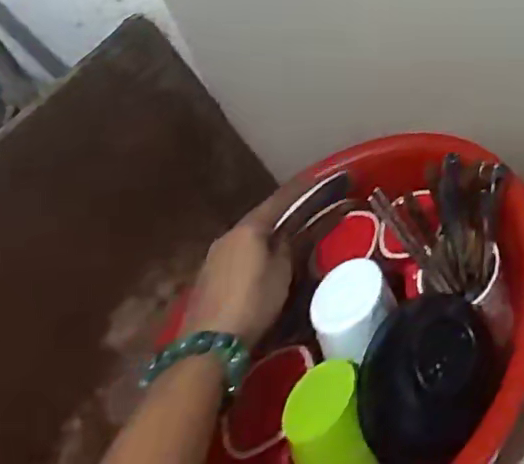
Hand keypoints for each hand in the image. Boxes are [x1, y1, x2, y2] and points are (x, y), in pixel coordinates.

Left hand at [180, 180, 306, 345]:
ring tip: (283, 240)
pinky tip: (259, 264)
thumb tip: (286, 236)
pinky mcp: (207, 277)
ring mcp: (214, 256)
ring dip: (265, 236)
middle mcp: (229, 235)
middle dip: (281, 214)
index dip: (299, 190)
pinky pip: (236, 254)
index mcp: (249, 228)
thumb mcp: (281, 274)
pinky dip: (252, 253)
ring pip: (246, 237)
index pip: (279, 201)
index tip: (316, 178)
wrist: (209, 345)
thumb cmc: (253, 303)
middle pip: (260, 218)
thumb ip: (286, 248)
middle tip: (302, 212)